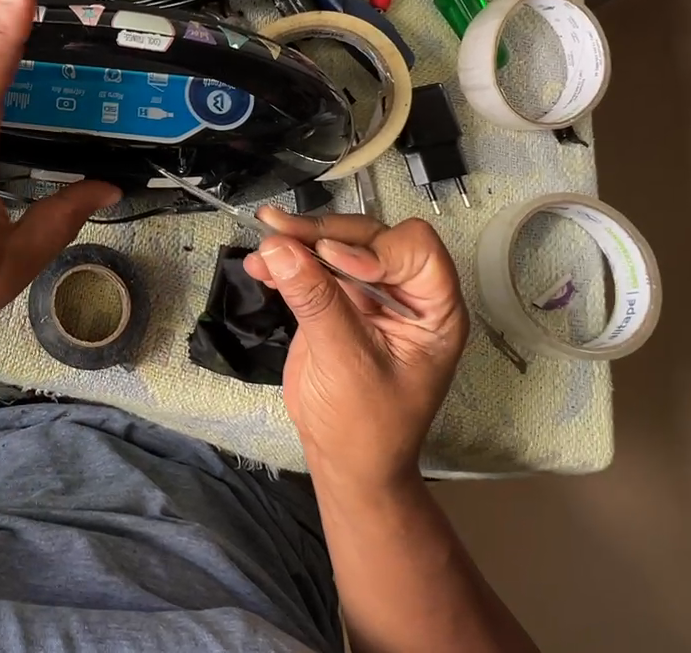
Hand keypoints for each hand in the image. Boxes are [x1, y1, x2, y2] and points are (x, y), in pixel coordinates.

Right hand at [242, 212, 466, 489]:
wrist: (343, 460)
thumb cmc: (365, 424)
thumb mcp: (346, 362)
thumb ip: (316, 301)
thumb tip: (279, 247)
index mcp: (432, 309)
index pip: (414, 250)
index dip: (374, 247)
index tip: (331, 258)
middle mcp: (404, 294)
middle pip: (368, 238)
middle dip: (323, 233)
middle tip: (278, 230)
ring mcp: (367, 296)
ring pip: (335, 246)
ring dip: (297, 241)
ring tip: (262, 242)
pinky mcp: (333, 302)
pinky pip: (310, 268)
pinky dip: (284, 263)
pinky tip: (258, 267)